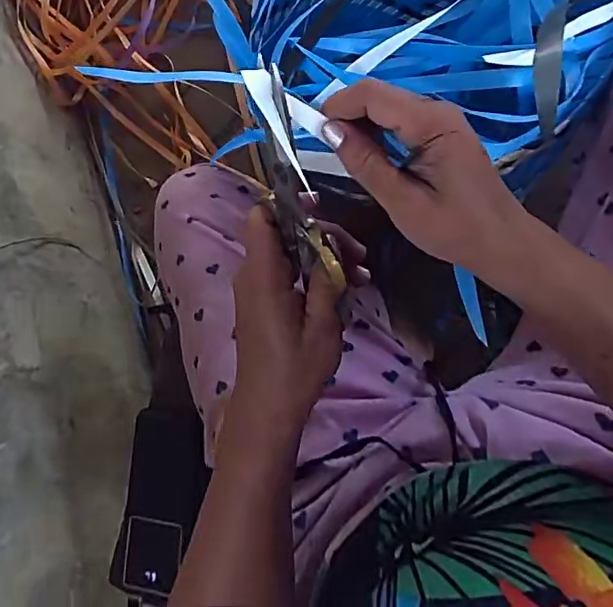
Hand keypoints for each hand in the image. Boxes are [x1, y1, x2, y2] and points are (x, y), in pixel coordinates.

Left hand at [226, 207, 343, 441]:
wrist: (266, 408)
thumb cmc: (294, 369)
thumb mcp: (322, 325)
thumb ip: (326, 279)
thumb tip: (332, 246)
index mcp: (262, 273)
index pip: (262, 217)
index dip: (288, 204)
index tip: (320, 207)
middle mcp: (252, 273)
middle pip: (283, 232)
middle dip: (321, 235)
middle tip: (358, 255)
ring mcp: (255, 286)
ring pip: (288, 251)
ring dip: (321, 255)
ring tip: (359, 274)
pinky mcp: (262, 299)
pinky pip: (285, 270)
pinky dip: (311, 272)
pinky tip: (344, 287)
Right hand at [320, 79, 535, 269]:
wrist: (504, 244)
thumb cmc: (457, 230)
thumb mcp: (403, 203)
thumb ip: (365, 162)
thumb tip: (329, 130)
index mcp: (432, 123)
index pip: (372, 94)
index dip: (337, 105)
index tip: (315, 131)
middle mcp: (437, 110)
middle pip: (377, 93)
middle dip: (345, 112)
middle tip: (328, 146)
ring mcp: (440, 117)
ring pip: (384, 102)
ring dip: (358, 121)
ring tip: (347, 153)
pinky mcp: (439, 128)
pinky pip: (397, 116)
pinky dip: (375, 128)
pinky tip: (369, 153)